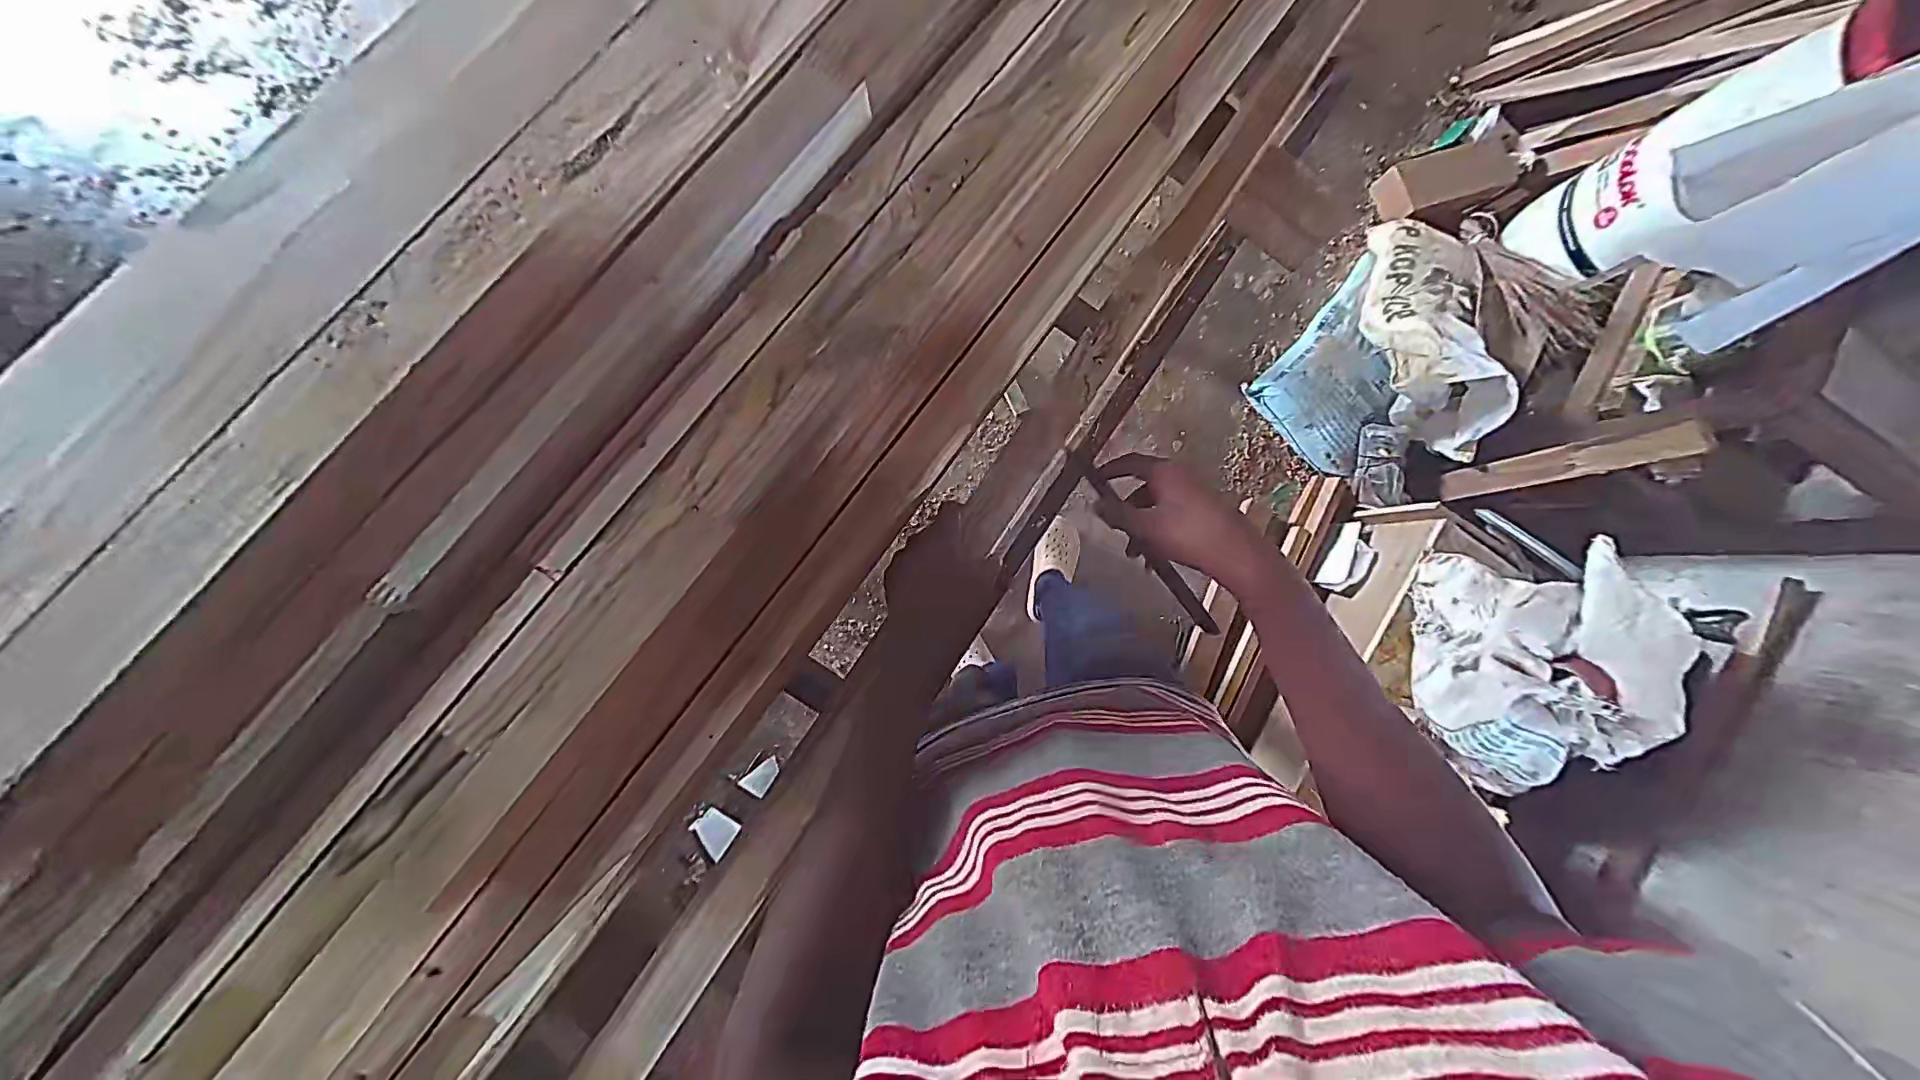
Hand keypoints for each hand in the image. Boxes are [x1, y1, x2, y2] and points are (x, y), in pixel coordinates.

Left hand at [883, 505, 998, 624]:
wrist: (925, 635)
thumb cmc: (959, 611)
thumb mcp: (989, 589)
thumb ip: (994, 570)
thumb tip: (997, 564)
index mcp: (945, 537)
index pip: (950, 510)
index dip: (957, 512)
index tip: (964, 517)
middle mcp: (920, 542)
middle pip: (931, 529)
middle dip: (942, 538)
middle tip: (957, 553)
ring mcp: (903, 559)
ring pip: (916, 547)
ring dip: (927, 554)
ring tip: (940, 573)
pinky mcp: (891, 577)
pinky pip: (903, 565)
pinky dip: (913, 571)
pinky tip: (924, 587)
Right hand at [1093, 454, 1272, 591]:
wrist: (1237, 554)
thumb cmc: (1189, 535)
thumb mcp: (1145, 526)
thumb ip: (1117, 514)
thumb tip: (1095, 504)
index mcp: (1165, 473)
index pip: (1130, 462)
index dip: (1110, 469)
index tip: (1096, 478)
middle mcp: (1180, 477)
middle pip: (1143, 488)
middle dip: (1126, 511)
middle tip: (1115, 528)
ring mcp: (1195, 494)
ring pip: (1157, 506)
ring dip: (1142, 528)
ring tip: (1137, 553)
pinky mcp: (1205, 511)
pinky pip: (1172, 516)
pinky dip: (1159, 532)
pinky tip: (1156, 558)